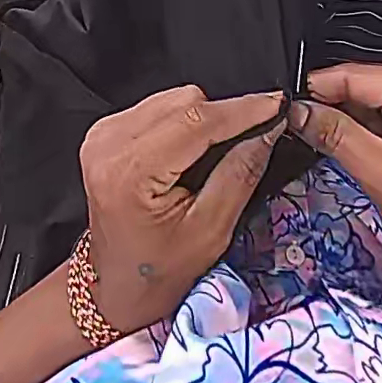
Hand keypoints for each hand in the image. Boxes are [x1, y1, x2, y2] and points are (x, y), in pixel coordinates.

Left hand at [80, 85, 285, 331]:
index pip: (196, 121)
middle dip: (225, 116)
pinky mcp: (106, 130)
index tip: (278, 105)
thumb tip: (269, 129)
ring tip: (213, 155)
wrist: (117, 285)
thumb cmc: (160, 269)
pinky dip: (185, 121)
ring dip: (205, 117)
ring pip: (175, 97)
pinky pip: (160, 105)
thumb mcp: (211, 230)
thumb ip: (241, 173)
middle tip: (249, 140)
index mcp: (129, 172)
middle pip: (186, 101)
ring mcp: (103, 134)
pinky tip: (189, 152)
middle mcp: (109, 144)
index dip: (243, 109)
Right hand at [288, 64, 381, 335]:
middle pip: (366, 90)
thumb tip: (295, 110)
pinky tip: (345, 157)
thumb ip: (338, 137)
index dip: (313, 91)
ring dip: (346, 129)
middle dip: (329, 111)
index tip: (276, 110)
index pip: (358, 75)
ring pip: (375, 111)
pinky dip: (367, 143)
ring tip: (309, 145)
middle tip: (287, 131)